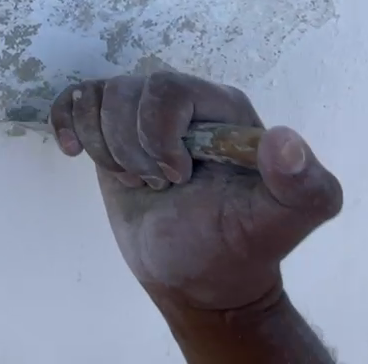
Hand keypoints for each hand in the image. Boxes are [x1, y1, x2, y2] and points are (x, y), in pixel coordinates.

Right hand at [50, 71, 341, 316]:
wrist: (195, 278)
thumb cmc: (236, 249)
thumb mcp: (276, 225)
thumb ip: (302, 188)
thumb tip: (284, 140)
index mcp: (220, 106)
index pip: (168, 89)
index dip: (158, 133)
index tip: (176, 177)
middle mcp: (178, 98)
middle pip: (125, 92)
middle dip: (130, 149)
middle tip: (157, 185)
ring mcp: (137, 110)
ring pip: (95, 97)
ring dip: (105, 149)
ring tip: (135, 181)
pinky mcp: (106, 125)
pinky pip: (72, 99)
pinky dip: (65, 123)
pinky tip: (72, 153)